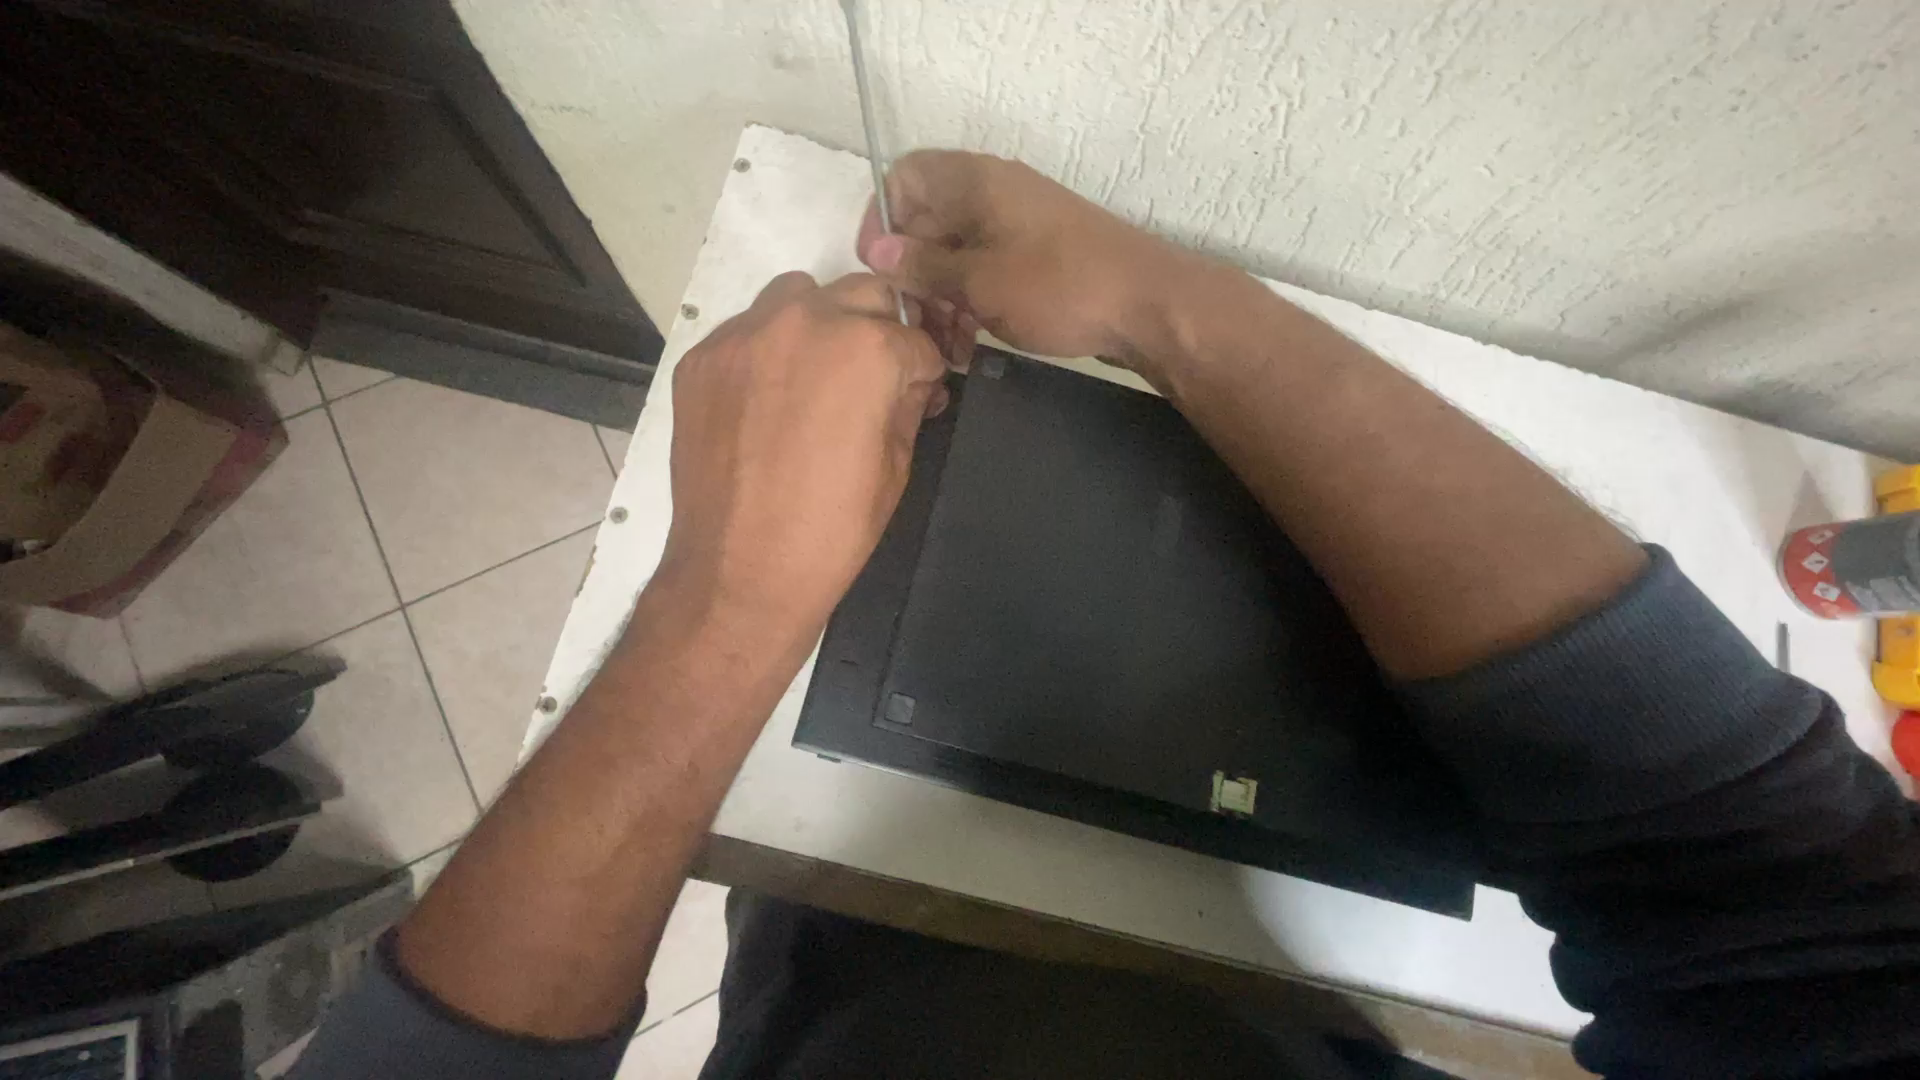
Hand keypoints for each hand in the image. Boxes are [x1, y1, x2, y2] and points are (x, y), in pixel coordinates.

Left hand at [658, 272, 947, 638]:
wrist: (742, 571)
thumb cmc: (832, 529)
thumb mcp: (895, 467)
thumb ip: (908, 405)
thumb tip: (917, 384)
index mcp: (866, 349)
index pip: (916, 339)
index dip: (926, 371)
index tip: (922, 392)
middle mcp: (804, 322)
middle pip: (862, 296)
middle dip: (881, 331)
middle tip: (877, 377)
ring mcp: (744, 336)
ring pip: (797, 296)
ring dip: (821, 325)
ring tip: (818, 377)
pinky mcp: (701, 359)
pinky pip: (748, 332)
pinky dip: (768, 353)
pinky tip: (768, 401)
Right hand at [856, 149, 1197, 382]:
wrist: (1145, 306)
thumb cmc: (1057, 287)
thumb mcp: (980, 282)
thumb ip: (925, 266)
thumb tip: (878, 252)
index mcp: (974, 182)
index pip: (905, 179)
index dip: (883, 220)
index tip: (880, 271)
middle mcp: (991, 196)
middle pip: (927, 225)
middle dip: (913, 277)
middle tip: (912, 327)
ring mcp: (1015, 229)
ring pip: (955, 258)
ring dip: (940, 302)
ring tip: (943, 351)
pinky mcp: (1033, 261)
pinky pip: (984, 276)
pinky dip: (969, 307)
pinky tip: (967, 349)